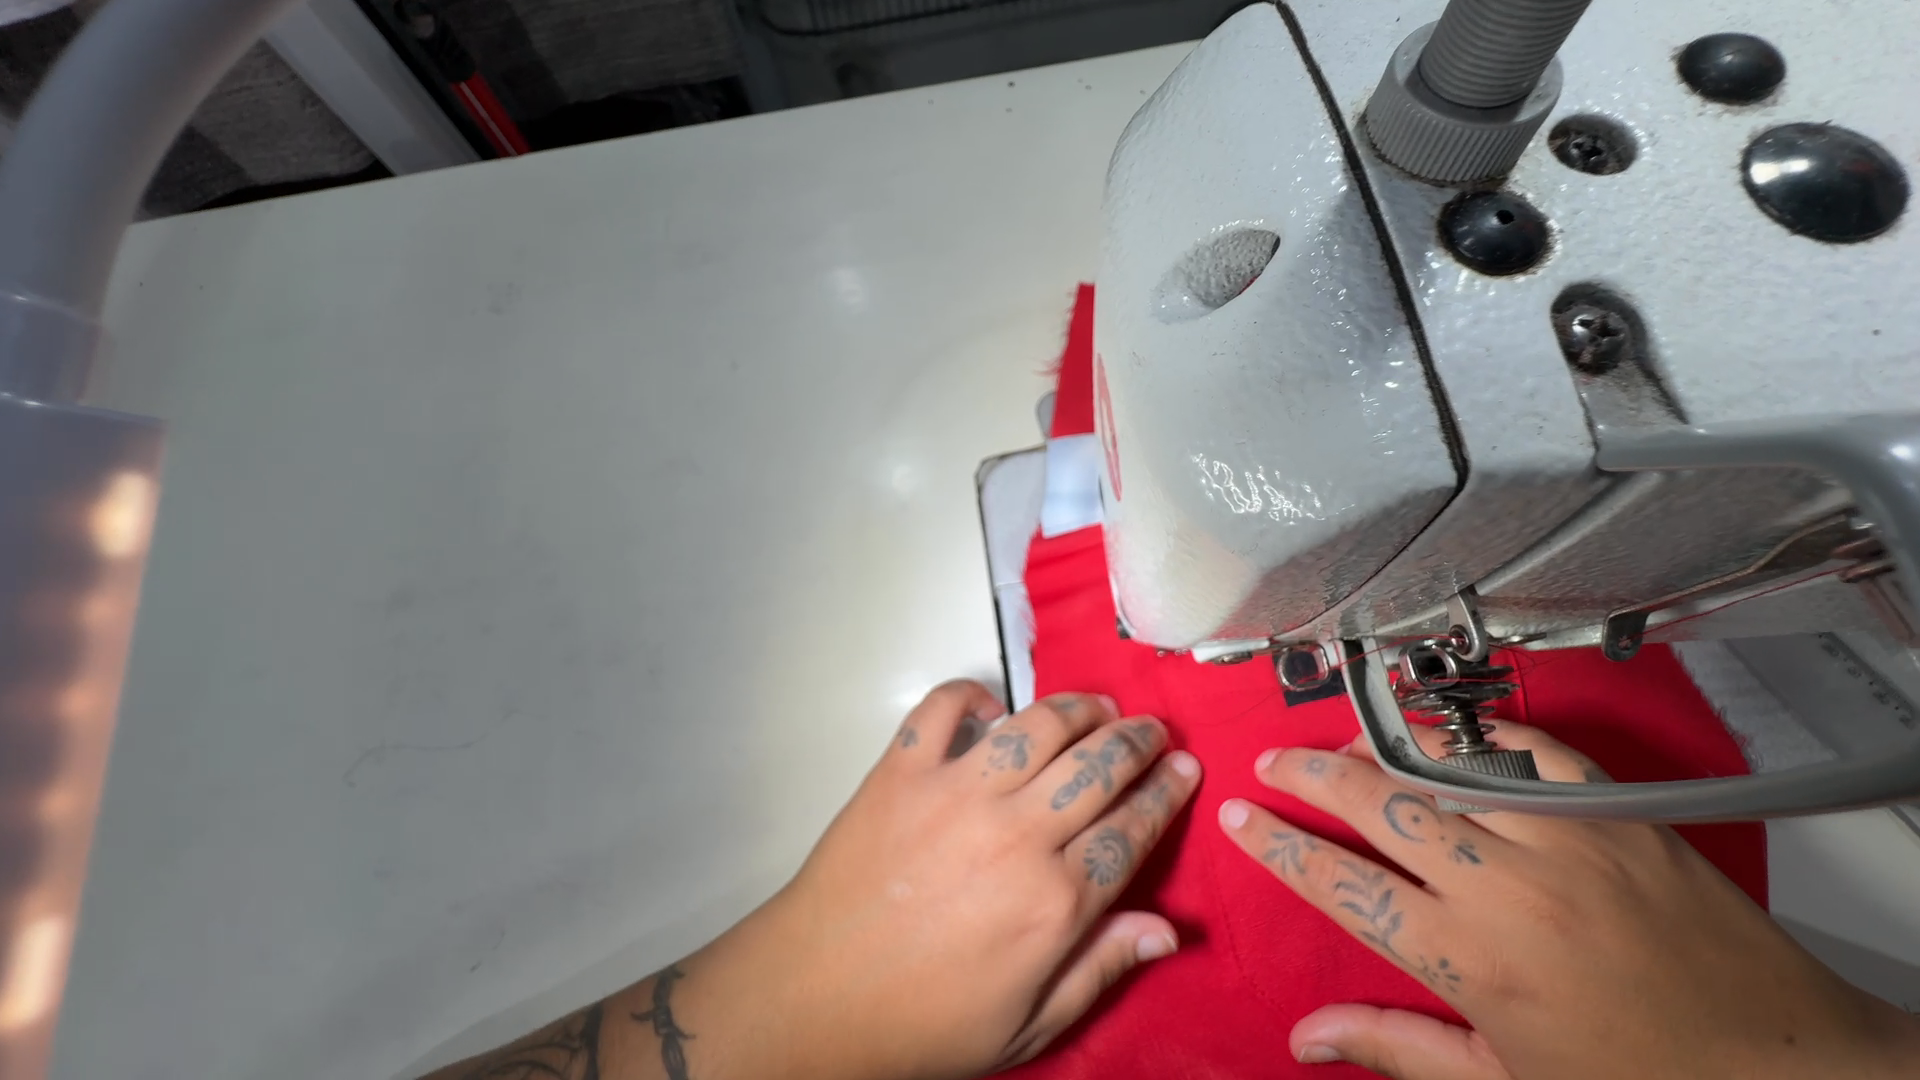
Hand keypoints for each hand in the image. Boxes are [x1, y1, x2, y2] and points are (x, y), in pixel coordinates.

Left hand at [426, 681, 1199, 1079]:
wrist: (815, 996)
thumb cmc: (923, 1022)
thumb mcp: (1027, 1026)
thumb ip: (1100, 969)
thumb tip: (1167, 927)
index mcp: (1053, 899)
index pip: (1133, 829)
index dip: (1166, 794)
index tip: (1185, 768)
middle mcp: (1014, 832)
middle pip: (1097, 766)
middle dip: (1137, 741)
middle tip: (1153, 729)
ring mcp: (955, 791)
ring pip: (1036, 726)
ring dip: (1076, 708)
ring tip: (1097, 706)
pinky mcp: (901, 769)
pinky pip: (941, 709)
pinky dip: (969, 694)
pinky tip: (990, 703)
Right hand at [1217, 721, 1919, 1079]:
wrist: (1800, 1079)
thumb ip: (1397, 1047)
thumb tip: (1302, 1037)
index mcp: (1472, 959)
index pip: (1342, 886)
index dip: (1279, 847)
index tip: (1237, 815)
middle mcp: (1506, 888)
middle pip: (1377, 807)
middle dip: (1309, 777)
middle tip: (1271, 761)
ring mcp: (1563, 840)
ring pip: (1441, 767)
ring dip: (1380, 751)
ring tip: (1343, 748)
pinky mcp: (1614, 815)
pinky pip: (1527, 754)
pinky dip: (1475, 742)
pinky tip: (1444, 742)